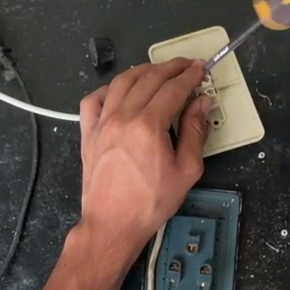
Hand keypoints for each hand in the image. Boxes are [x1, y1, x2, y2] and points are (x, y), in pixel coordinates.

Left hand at [76, 59, 209, 250]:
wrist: (112, 224)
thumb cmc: (151, 203)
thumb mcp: (186, 170)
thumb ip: (194, 132)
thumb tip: (201, 103)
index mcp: (148, 126)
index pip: (173, 88)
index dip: (190, 75)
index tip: (202, 68)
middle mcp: (122, 117)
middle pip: (148, 78)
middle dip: (171, 67)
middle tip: (187, 66)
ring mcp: (101, 123)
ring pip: (121, 82)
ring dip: (143, 71)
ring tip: (159, 71)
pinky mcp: (87, 133)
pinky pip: (93, 100)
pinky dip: (108, 89)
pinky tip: (121, 91)